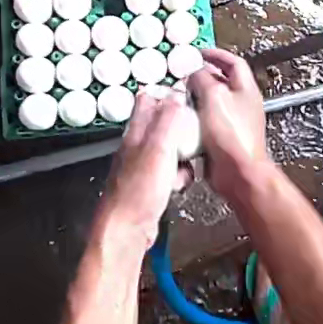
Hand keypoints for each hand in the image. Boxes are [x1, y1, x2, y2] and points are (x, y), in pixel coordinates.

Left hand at [93, 87, 191, 258]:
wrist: (126, 230)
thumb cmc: (140, 191)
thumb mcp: (159, 148)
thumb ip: (168, 119)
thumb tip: (176, 93)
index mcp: (136, 132)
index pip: (147, 100)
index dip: (166, 93)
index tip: (187, 94)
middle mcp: (136, 146)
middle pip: (162, 124)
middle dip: (182, 126)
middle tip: (196, 132)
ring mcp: (142, 166)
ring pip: (168, 148)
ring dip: (183, 153)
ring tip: (188, 164)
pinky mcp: (149, 185)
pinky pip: (170, 171)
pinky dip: (179, 175)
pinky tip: (181, 184)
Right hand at [187, 48, 270, 197]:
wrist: (237, 172)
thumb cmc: (233, 136)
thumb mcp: (214, 96)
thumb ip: (203, 79)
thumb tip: (195, 74)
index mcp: (246, 90)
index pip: (233, 63)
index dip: (216, 55)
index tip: (200, 53)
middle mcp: (242, 105)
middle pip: (221, 83)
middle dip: (201, 78)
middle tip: (185, 76)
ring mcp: (233, 123)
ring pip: (211, 104)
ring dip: (195, 100)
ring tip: (180, 97)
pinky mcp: (222, 139)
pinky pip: (205, 124)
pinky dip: (193, 121)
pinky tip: (182, 122)